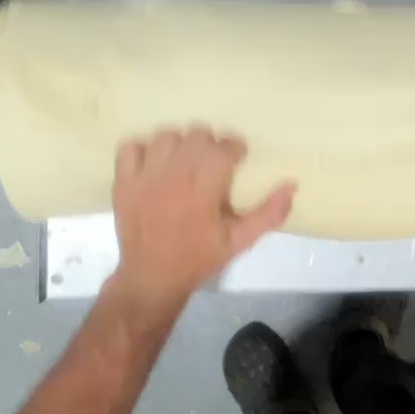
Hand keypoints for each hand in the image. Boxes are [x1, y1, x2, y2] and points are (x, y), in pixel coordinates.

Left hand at [108, 127, 294, 306]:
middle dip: (209, 143)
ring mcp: (144, 178)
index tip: (238, 156)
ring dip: (179, 143)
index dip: (234, 147)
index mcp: (203, 193)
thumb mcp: (239, 242)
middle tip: (212, 160)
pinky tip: (155, 163)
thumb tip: (292, 185)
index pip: (222, 149)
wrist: (151, 278)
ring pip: (165, 136)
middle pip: (195, 136)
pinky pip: (130, 146)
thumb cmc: (198, 258)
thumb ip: (268, 214)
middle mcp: (173, 179)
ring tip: (185, 160)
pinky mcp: (123, 182)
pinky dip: (143, 149)